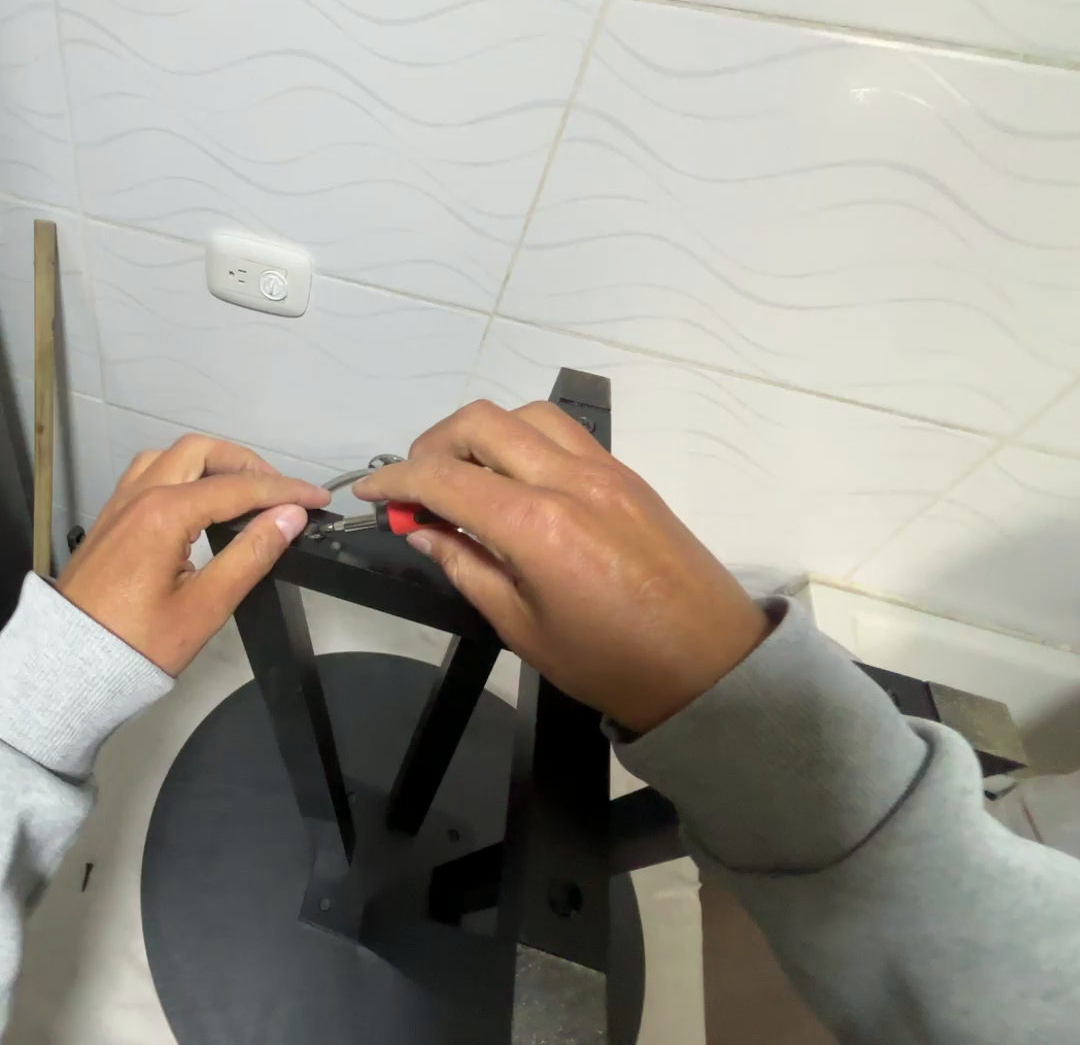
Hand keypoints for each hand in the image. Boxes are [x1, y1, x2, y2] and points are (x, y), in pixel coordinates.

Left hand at [58, 434, 329, 674]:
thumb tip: (289, 516)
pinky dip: (184, 473)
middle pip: (201, 451)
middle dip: (247, 463)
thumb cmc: (137, 644)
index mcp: (163, 514)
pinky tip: (199, 501)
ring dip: (212, 463)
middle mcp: (139, 496)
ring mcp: (120, 503)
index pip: (237, 487)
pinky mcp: (112, 518)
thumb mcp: (204, 606)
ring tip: (243, 491)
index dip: (284, 490)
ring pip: (171, 456)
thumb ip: (250, 555)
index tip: (317, 498)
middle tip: (279, 492)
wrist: (69, 665)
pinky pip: (150, 473)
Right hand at [355, 401, 769, 731]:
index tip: (369, 494)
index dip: (395, 481)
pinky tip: (510, 479)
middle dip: (431, 445)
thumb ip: (464, 565)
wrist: (710, 666)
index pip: (443, 479)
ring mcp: (602, 469)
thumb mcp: (519, 625)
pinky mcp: (624, 472)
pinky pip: (559, 431)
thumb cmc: (607, 661)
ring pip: (523, 414)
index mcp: (537, 525)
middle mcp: (568, 480)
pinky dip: (519, 439)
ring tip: (462, 477)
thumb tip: (423, 530)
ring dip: (478, 434)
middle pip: (480, 422)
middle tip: (415, 487)